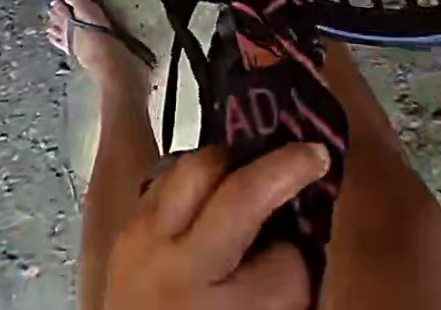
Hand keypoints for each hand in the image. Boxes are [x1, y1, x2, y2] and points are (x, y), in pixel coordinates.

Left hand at [102, 143, 329, 309]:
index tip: (306, 249)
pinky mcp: (127, 227)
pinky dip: (192, 174)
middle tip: (313, 154)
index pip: (288, 269)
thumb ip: (275, 286)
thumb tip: (298, 238)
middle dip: (284, 167)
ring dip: (231, 160)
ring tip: (254, 166)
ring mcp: (147, 243)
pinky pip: (165, 178)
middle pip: (240, 196)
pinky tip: (210, 184)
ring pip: (197, 168)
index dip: (304, 257)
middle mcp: (184, 274)